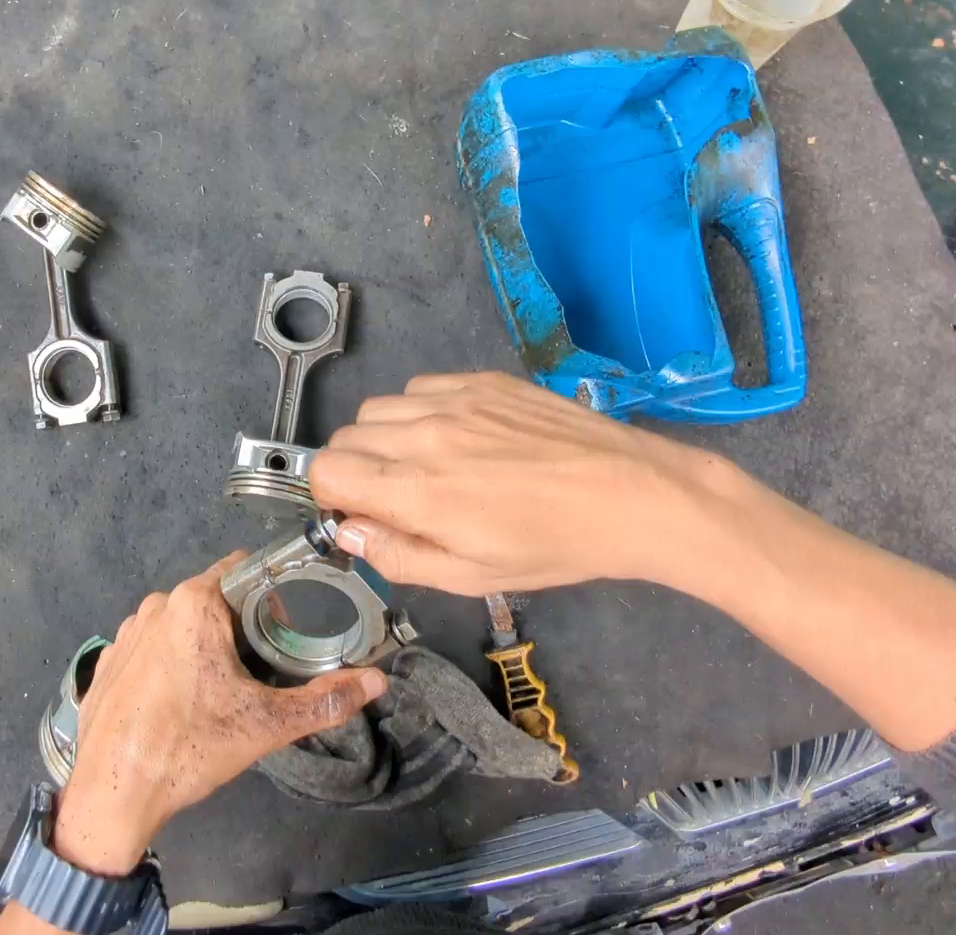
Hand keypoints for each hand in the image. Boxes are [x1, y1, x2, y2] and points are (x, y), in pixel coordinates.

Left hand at [53, 556, 387, 875]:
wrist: (111, 795)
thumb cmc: (190, 747)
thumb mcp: (266, 724)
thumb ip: (325, 699)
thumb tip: (378, 681)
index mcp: (194, 603)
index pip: (246, 570)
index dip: (272, 598)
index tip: (282, 637)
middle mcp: (156, 604)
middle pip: (215, 599)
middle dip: (241, 629)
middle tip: (256, 676)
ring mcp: (126, 631)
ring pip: (182, 623)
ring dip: (205, 646)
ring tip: (217, 694)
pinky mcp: (107, 659)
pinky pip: (152, 646)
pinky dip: (171, 664)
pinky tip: (176, 705)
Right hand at [309, 371, 749, 595]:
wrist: (631, 494)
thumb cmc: (551, 546)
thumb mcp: (471, 576)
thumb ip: (397, 556)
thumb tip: (349, 531)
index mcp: (417, 490)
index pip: (325, 471)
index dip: (333, 497)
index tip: (365, 513)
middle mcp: (423, 434)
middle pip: (344, 438)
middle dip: (356, 470)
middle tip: (399, 495)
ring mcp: (454, 398)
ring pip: (376, 409)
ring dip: (384, 438)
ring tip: (428, 462)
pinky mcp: (481, 379)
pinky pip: (419, 386)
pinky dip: (419, 411)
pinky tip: (457, 434)